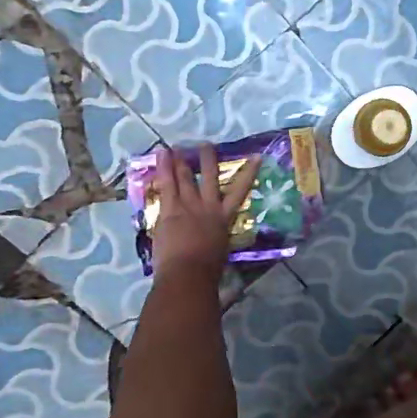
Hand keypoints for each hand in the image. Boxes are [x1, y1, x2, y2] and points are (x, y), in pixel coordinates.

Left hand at [150, 144, 259, 281]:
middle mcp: (207, 206)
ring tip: (176, 147)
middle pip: (209, 177)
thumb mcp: (221, 251)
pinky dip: (163, 169)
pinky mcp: (169, 209)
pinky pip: (165, 185)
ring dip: (180, 162)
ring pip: (184, 177)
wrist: (188, 272)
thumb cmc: (208, 270)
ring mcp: (187, 206)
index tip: (255, 157)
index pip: (240, 191)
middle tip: (206, 145)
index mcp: (224, 219)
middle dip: (208, 159)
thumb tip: (216, 243)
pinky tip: (161, 156)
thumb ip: (217, 241)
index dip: (249, 173)